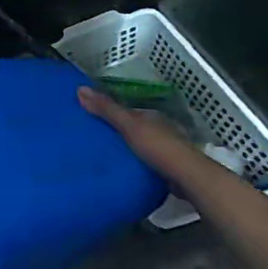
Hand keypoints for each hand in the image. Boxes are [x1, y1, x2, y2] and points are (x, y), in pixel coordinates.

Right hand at [77, 85, 229, 190]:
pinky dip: (129, 161)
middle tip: (88, 135)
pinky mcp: (164, 167)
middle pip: (131, 126)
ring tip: (98, 153)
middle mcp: (159, 129)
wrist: (187, 179)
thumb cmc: (158, 148)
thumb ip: (107, 109)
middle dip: (113, 129)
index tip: (86, 115)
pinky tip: (117, 168)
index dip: (107, 110)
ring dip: (122, 147)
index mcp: (151, 116)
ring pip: (136, 144)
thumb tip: (80, 88)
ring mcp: (163, 149)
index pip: (125, 109)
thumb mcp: (129, 126)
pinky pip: (141, 160)